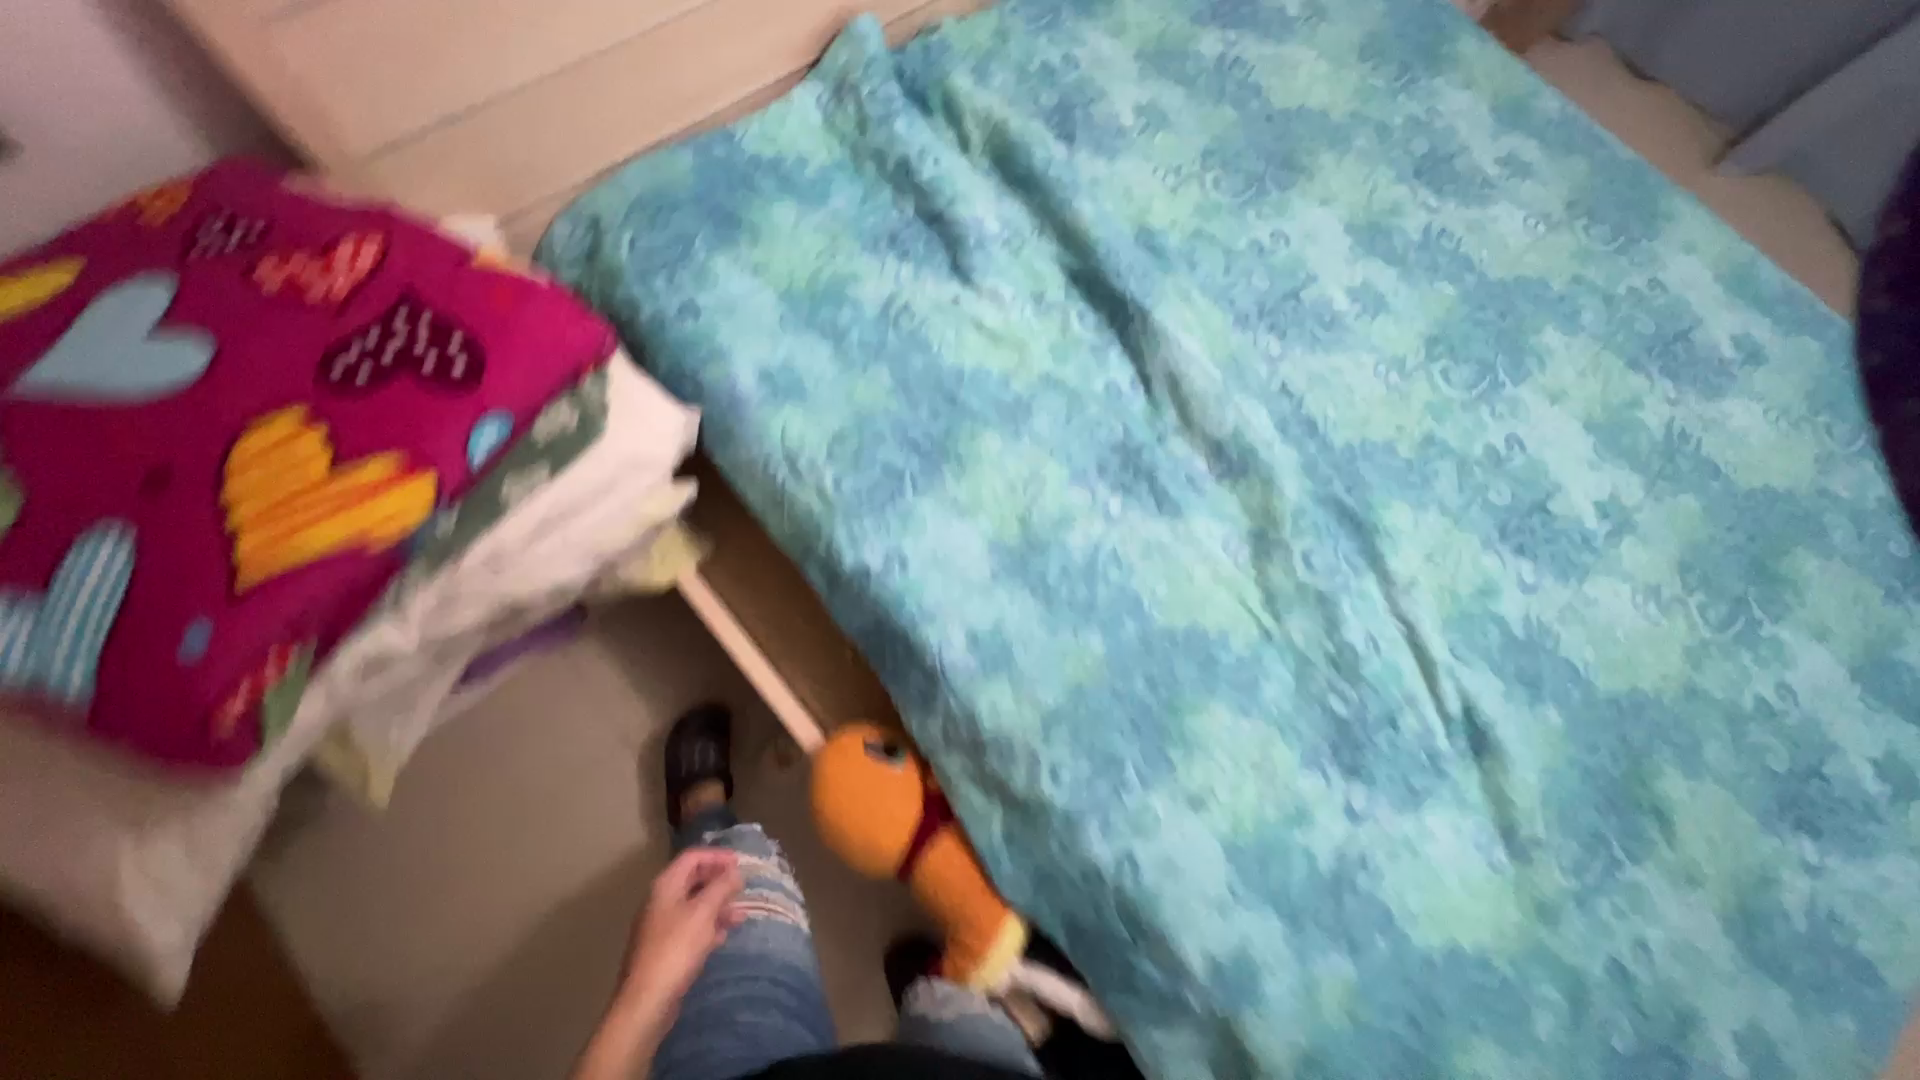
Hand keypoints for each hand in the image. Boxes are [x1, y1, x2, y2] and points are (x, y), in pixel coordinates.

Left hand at [573, 850, 744, 1079]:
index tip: (741, 863)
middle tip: (743, 887)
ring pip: (694, 905)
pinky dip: (709, 926)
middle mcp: (661, 901)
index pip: (693, 857)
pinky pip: (691, 928)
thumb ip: (721, 887)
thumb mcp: (703, 912)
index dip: (718, 856)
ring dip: (718, 906)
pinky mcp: (665, 949)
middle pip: (693, 880)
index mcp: (666, 886)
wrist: (646, 1001)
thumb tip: (735, 872)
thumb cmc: (676, 949)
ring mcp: (661, 926)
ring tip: (741, 915)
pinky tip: (723, 936)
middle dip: (719, 881)